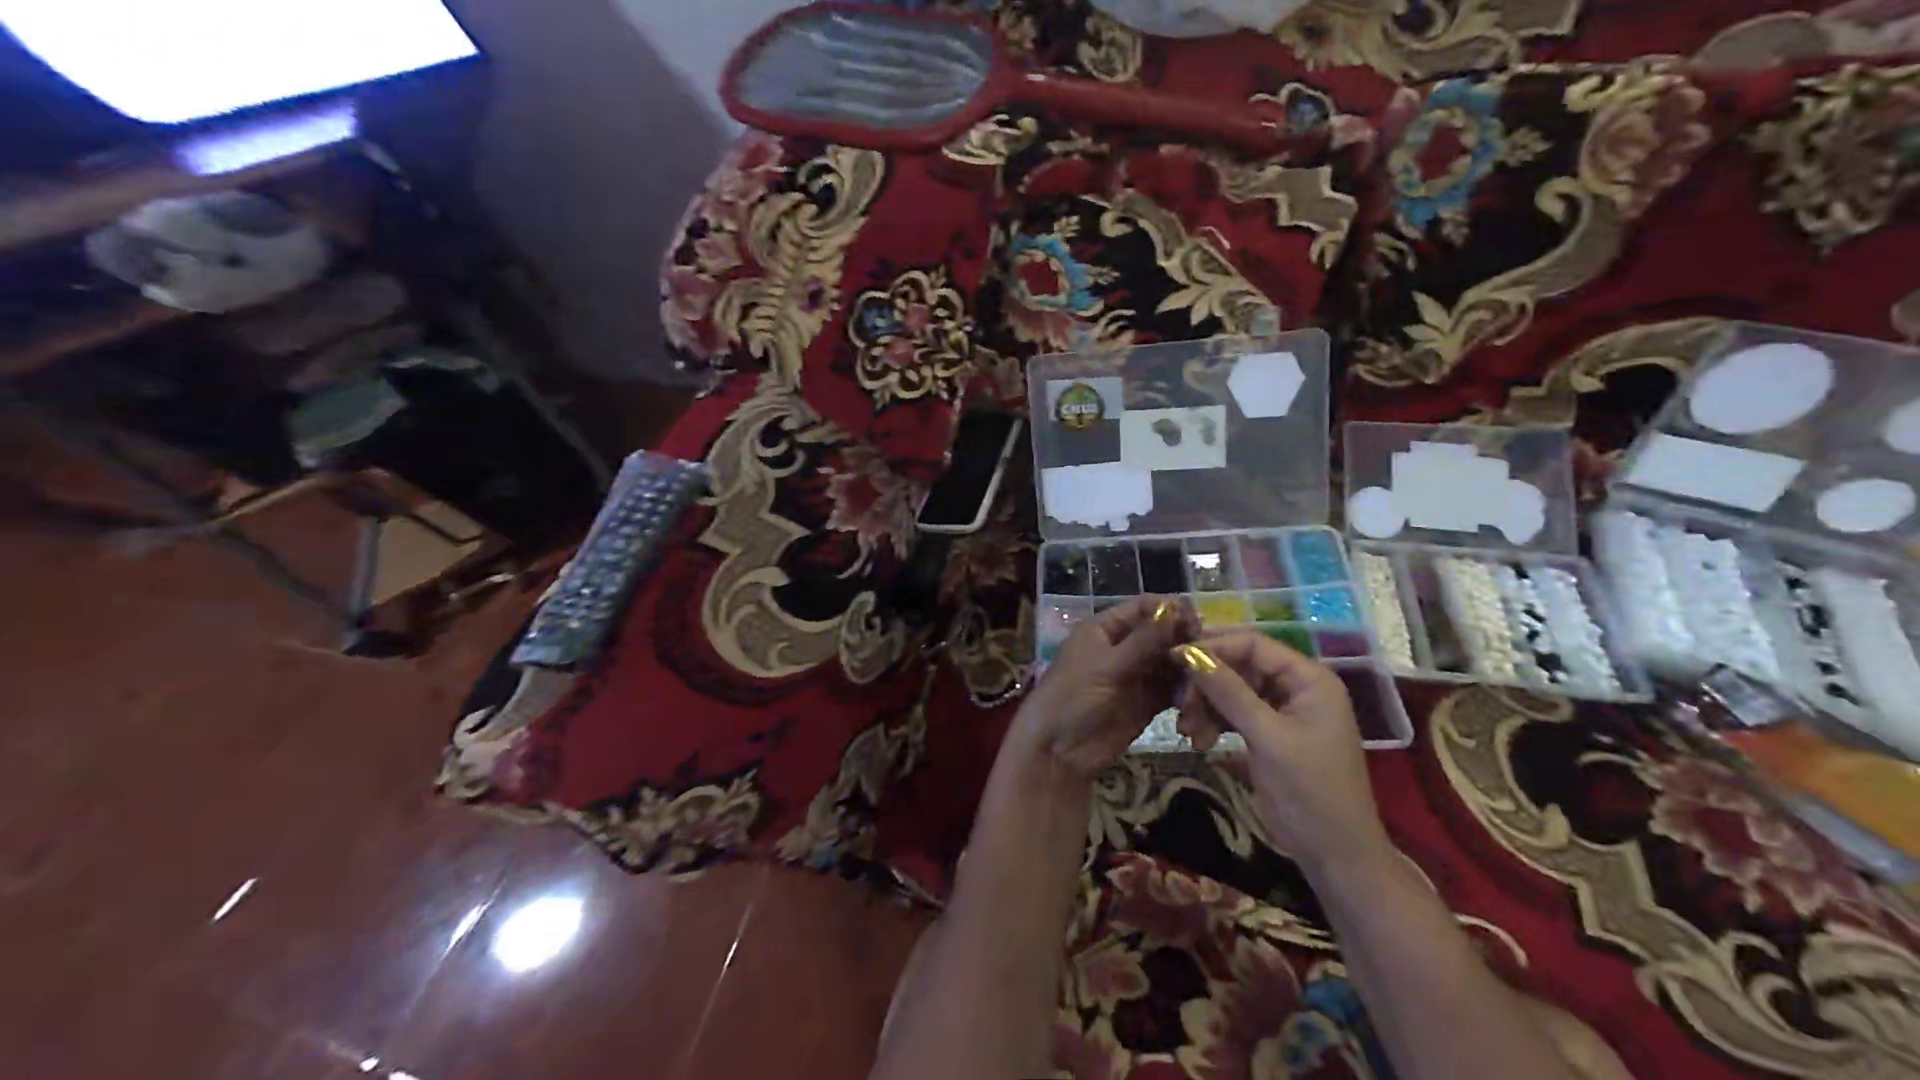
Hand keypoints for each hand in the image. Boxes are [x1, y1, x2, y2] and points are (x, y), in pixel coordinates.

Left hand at [1011, 595, 1196, 778]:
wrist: (1058, 751)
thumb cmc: (1072, 698)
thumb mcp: (1106, 666)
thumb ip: (1142, 641)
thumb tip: (1176, 609)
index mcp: (1104, 629)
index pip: (1142, 608)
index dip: (1169, 610)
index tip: (1196, 620)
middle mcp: (1123, 648)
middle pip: (1161, 635)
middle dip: (1184, 641)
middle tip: (1208, 654)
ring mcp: (1136, 676)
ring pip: (1170, 663)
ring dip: (1188, 670)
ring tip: (1205, 680)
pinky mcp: (1146, 703)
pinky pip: (1172, 691)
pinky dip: (1185, 694)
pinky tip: (1197, 701)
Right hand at [1170, 631, 1390, 872]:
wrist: (1333, 853)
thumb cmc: (1310, 790)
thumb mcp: (1267, 737)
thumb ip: (1229, 692)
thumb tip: (1190, 653)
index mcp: (1309, 679)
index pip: (1253, 645)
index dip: (1213, 647)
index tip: (1175, 659)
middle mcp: (1296, 686)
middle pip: (1238, 666)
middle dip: (1206, 684)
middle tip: (1180, 707)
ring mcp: (1281, 710)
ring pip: (1230, 690)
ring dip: (1205, 707)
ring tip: (1187, 733)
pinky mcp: (1267, 732)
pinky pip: (1232, 713)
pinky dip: (1213, 723)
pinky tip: (1199, 742)